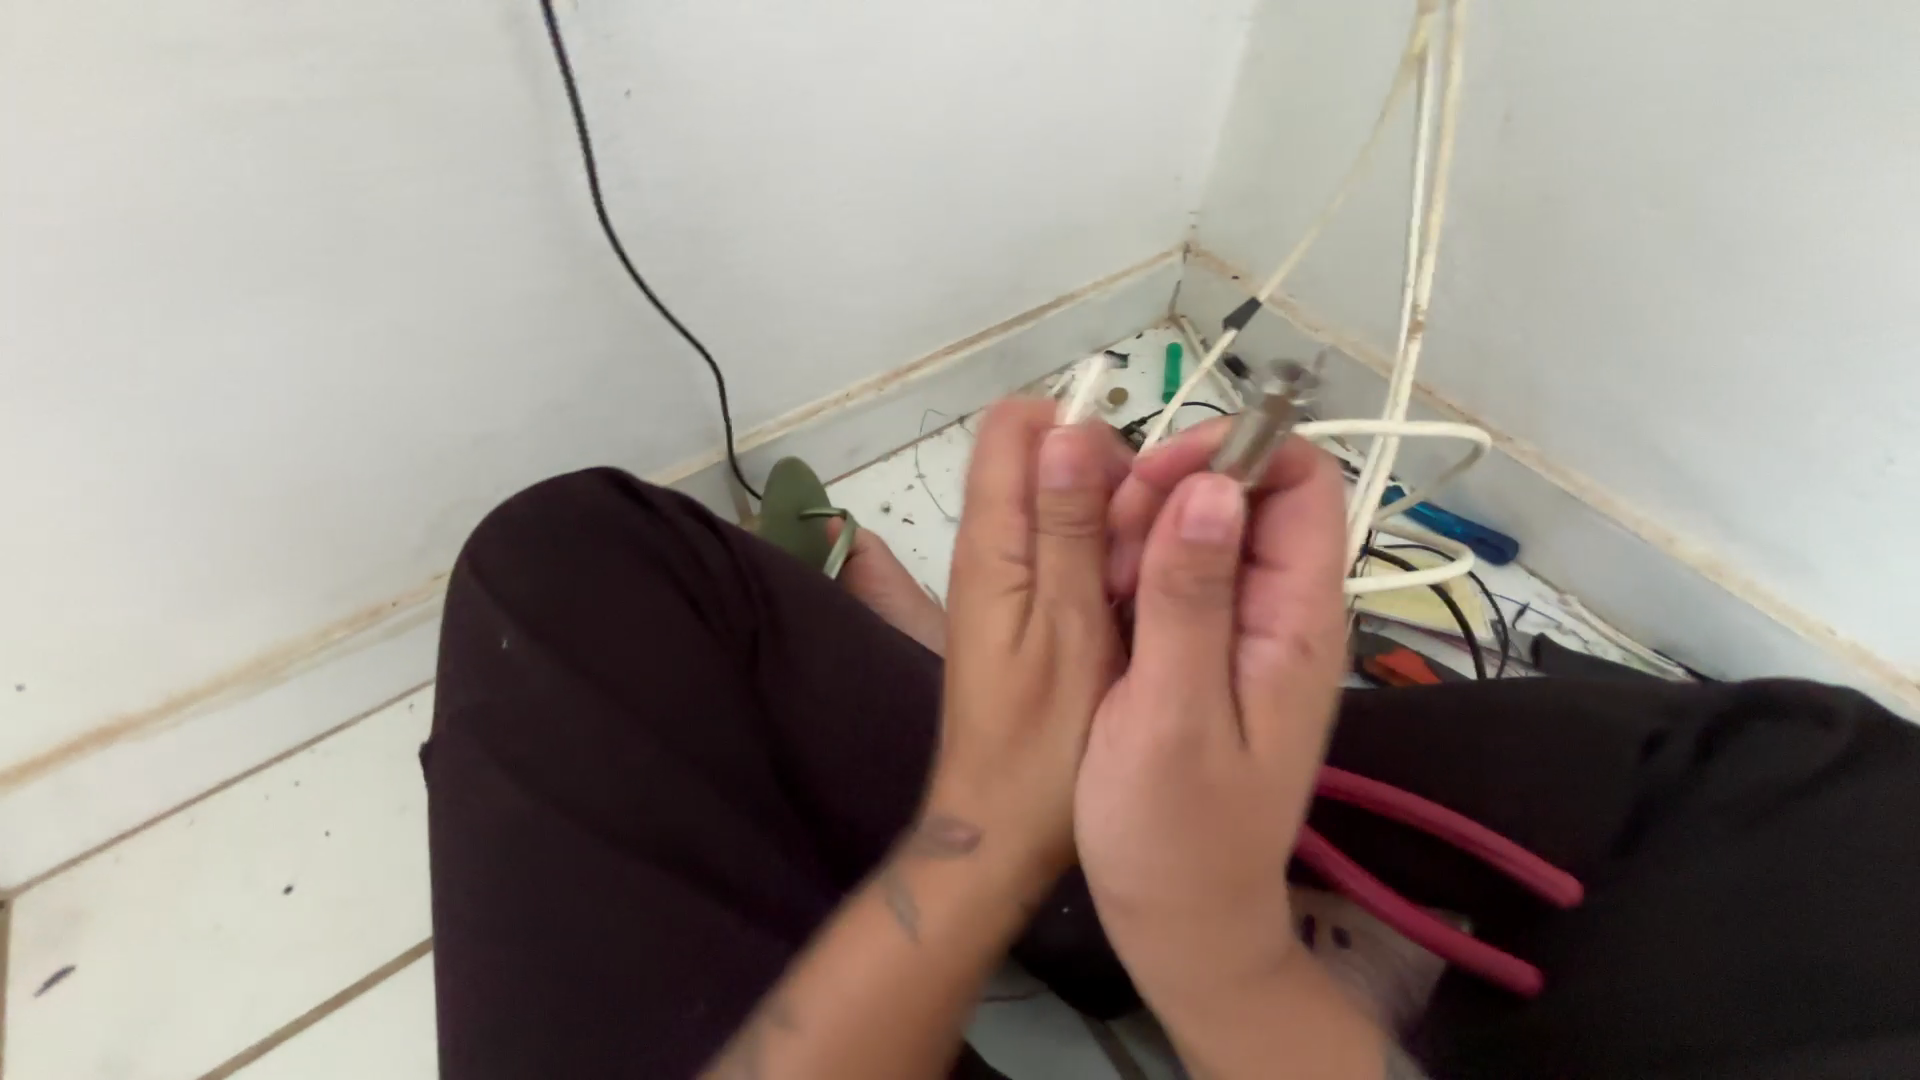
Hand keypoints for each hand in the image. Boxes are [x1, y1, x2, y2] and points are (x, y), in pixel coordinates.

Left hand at [925, 399, 1128, 886]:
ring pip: (1065, 504)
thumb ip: (1067, 530)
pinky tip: (1141, 599)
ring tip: (1154, 577)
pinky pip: (1068, 550)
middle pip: (1047, 459)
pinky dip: (1108, 556)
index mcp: (993, 543)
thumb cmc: (1042, 745)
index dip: (1079, 429)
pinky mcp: (1026, 606)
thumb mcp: (1068, 631)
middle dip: (1109, 476)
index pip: (1014, 428)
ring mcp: (1009, 577)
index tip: (1137, 476)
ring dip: (1116, 520)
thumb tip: (1068, 429)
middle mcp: (992, 546)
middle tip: (1157, 541)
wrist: (1001, 828)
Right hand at [1075, 425, 1350, 1005]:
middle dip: (1171, 493)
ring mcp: (1244, 630)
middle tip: (1111, 552)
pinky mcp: (1207, 649)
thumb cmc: (1174, 831)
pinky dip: (1135, 567)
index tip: (1151, 480)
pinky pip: (1177, 574)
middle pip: (1246, 494)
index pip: (1301, 481)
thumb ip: (1192, 597)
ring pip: (1203, 528)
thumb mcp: (1172, 713)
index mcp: (1297, 620)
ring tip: (1100, 586)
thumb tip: (1212, 485)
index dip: (1232, 453)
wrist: (1181, 918)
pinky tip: (1099, 603)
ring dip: (1144, 531)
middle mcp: (1282, 611)